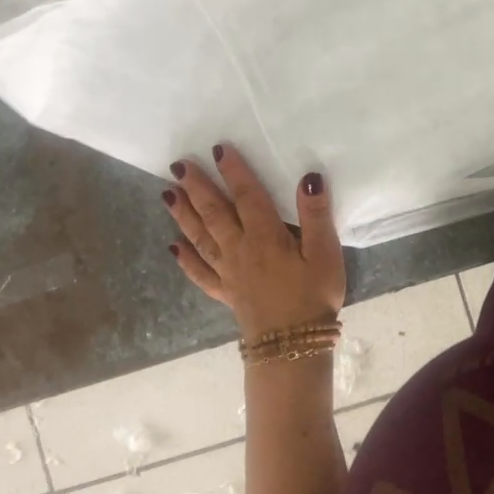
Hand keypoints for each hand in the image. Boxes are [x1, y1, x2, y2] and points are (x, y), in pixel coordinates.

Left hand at [162, 145, 345, 338]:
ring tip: (168, 195)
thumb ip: (316, 215)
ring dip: (184, 215)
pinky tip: (174, 247)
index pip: (247, 196)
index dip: (234, 171)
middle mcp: (240, 249)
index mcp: (265, 236)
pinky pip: (200, 273)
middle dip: (197, 187)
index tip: (218, 148)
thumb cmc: (314, 294)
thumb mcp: (325, 252)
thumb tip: (308, 178)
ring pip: (201, 238)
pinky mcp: (227, 293)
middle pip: (215, 213)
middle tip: (178, 165)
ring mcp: (229, 272)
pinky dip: (185, 259)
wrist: (291, 345)